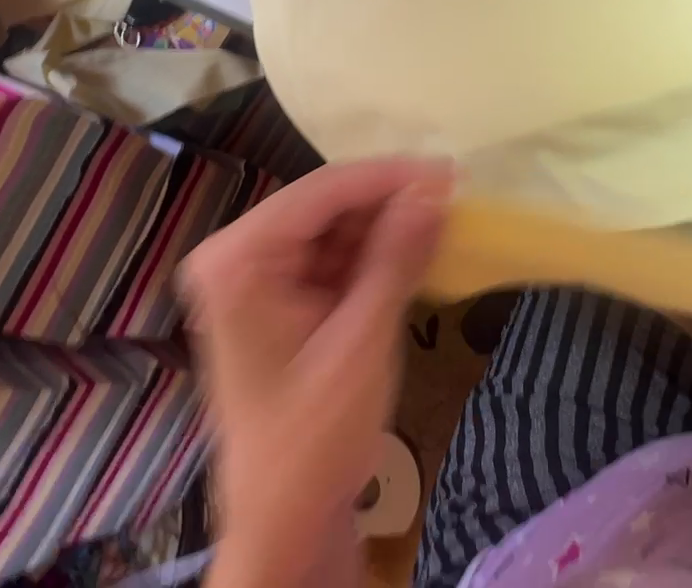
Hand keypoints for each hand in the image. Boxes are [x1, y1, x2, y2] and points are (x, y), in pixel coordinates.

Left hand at [177, 158, 451, 587]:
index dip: (390, 177)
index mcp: (238, 260)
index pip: (321, 192)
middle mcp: (236, 255)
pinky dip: (371, 256)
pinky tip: (412, 255)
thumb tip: (434, 190)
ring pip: (332, 228)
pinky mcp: (274, 296)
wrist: (284, 520)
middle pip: (324, 205)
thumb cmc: (314, 439)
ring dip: (384, 228)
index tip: (452, 172)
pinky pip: (330, 257)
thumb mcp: (362, 342)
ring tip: (443, 225)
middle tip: (455, 201)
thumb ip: (396, 258)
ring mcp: (252, 275)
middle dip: (389, 203)